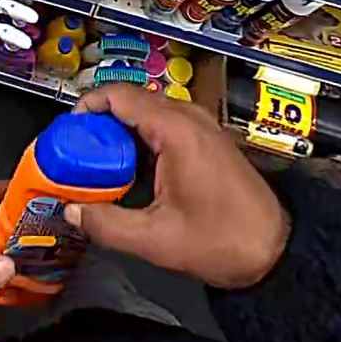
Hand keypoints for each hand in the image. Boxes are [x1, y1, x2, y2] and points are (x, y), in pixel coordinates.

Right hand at [66, 85, 288, 288]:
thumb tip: (70, 211)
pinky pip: (164, 122)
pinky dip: (140, 136)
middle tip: (75, 150)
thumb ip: (106, 224)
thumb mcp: (155, 241)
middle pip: (133, 99)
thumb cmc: (220, 240)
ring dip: (120, 128)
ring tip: (94, 160)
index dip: (88, 104)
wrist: (274, 246)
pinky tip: (127, 166)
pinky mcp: (205, 135)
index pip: (121, 95)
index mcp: (175, 130)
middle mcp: (188, 116)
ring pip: (148, 110)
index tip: (66, 130)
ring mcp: (199, 123)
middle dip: (100, 120)